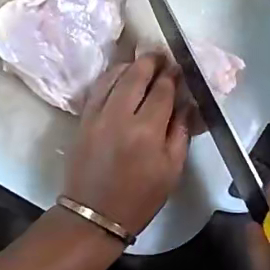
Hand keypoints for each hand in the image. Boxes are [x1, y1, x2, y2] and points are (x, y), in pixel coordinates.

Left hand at [62, 54, 189, 234]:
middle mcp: (120, 116)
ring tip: (140, 62)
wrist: (96, 214)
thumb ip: (180, 133)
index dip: (172, 76)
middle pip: (136, 75)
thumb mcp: (172, 170)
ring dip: (129, 65)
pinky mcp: (83, 120)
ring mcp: (97, 116)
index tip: (179, 69)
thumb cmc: (141, 197)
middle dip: (150, 62)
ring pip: (113, 77)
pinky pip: (97, 89)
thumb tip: (186, 104)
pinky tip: (119, 77)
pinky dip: (110, 77)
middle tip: (160, 55)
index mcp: (148, 131)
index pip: (163, 90)